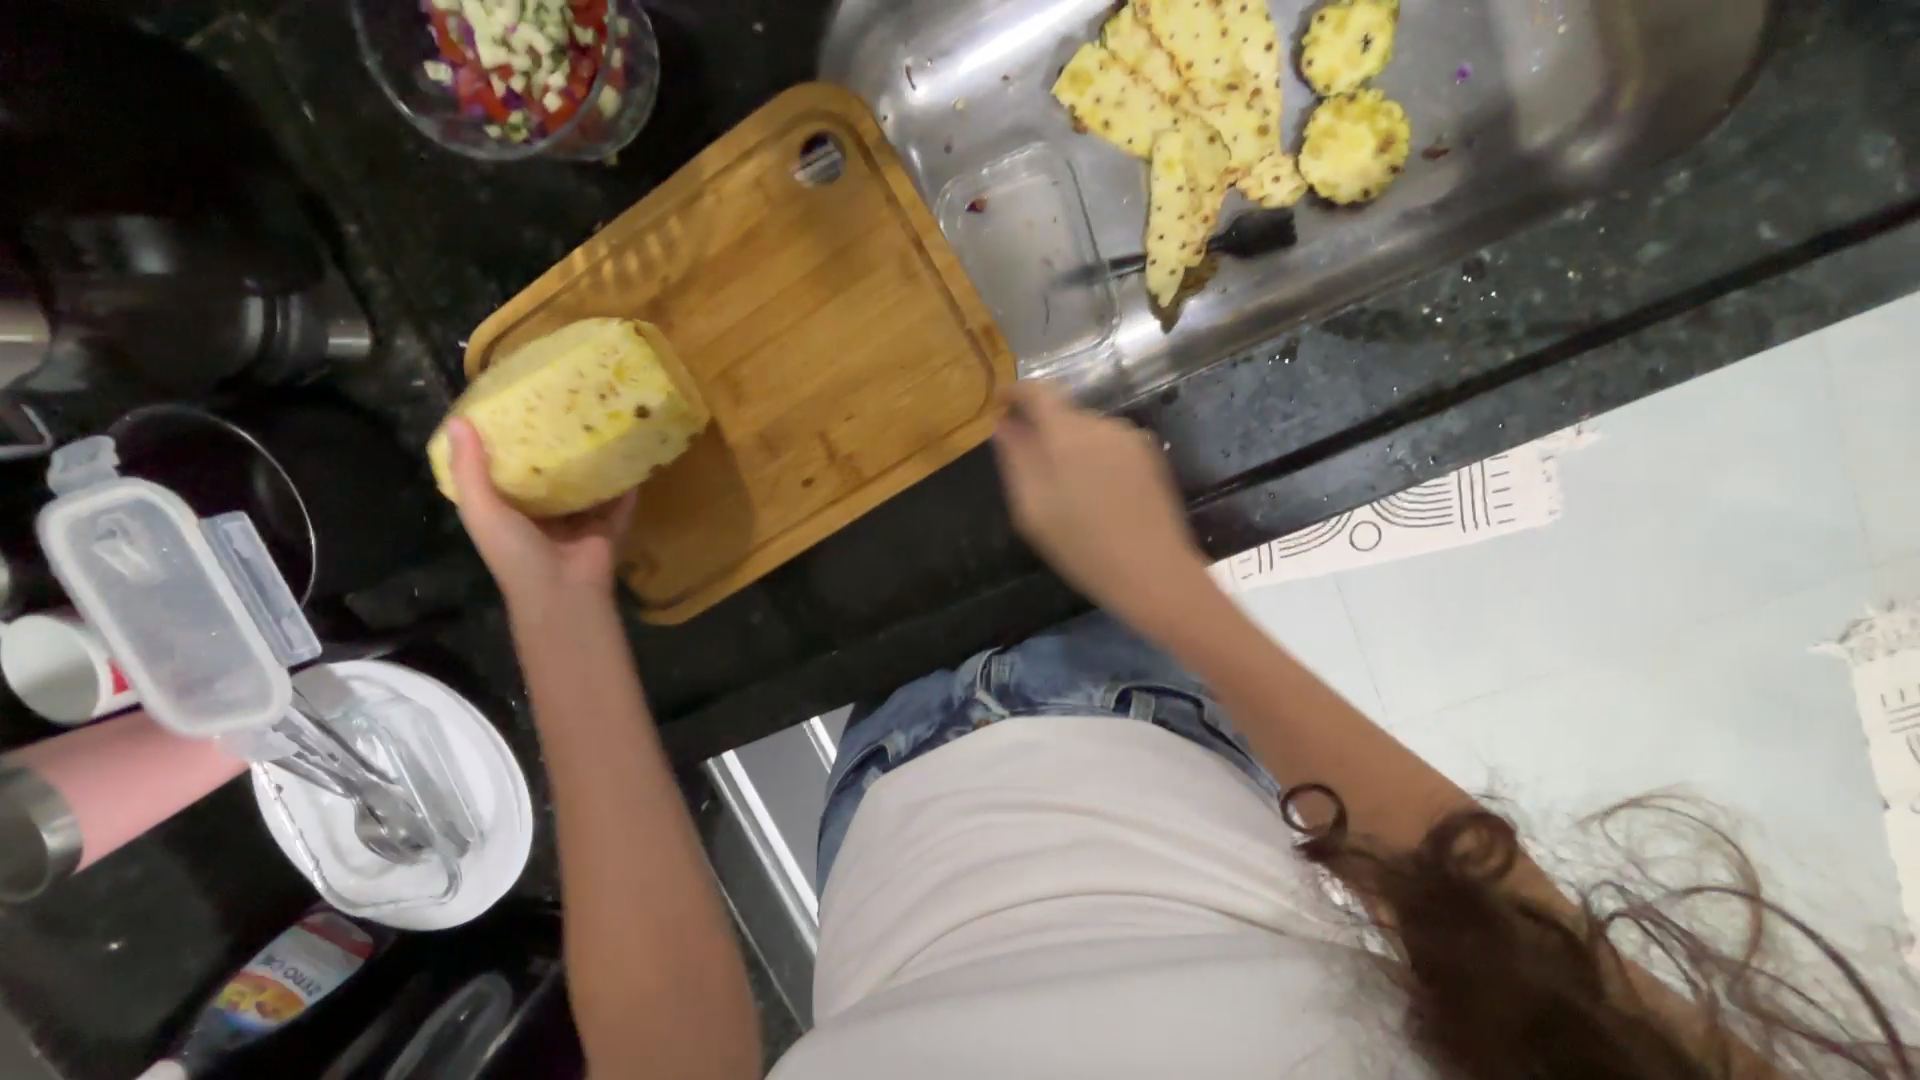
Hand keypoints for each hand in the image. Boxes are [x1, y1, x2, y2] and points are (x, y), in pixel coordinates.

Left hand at [443, 418, 636, 622]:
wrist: (563, 591)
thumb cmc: (515, 551)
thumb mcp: (481, 510)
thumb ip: (469, 469)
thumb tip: (458, 421)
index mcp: (507, 510)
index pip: (503, 470)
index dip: (504, 441)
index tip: (511, 406)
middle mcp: (542, 513)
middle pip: (547, 473)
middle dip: (552, 445)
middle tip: (561, 403)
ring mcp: (578, 519)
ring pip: (585, 483)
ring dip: (590, 459)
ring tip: (598, 420)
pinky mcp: (609, 524)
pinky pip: (620, 498)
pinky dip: (626, 479)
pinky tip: (633, 450)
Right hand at [991, 381, 1211, 622]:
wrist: (1154, 573)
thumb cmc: (1082, 547)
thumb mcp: (1033, 509)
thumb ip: (1016, 458)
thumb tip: (1003, 424)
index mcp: (1068, 433)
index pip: (1038, 391)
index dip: (1015, 393)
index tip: (999, 404)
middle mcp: (1103, 424)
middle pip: (1064, 413)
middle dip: (1043, 432)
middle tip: (1030, 472)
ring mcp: (1132, 439)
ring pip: (1088, 431)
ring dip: (1071, 448)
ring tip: (1066, 493)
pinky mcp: (1152, 457)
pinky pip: (1111, 446)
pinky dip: (1096, 459)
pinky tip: (1096, 497)